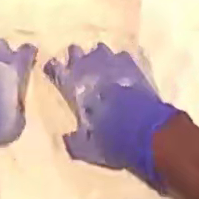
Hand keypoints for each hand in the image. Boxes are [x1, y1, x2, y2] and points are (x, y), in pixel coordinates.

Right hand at [43, 43, 181, 187]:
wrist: (145, 130)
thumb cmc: (111, 139)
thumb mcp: (87, 149)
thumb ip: (74, 142)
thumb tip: (66, 139)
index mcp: (71, 84)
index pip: (54, 67)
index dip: (53, 69)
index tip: (55, 72)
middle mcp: (86, 67)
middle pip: (74, 51)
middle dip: (76, 58)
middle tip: (81, 71)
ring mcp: (109, 61)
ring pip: (98, 49)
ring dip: (99, 58)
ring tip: (104, 69)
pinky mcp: (131, 63)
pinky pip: (122, 55)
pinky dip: (121, 62)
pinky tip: (125, 71)